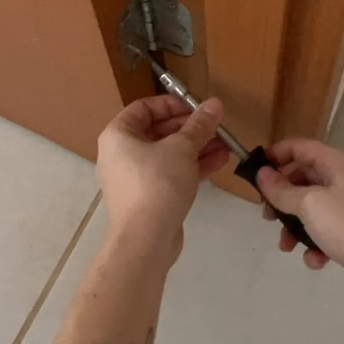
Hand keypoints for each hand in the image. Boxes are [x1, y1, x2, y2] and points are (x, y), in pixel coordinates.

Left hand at [96, 95, 230, 257]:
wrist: (146, 239)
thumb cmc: (157, 183)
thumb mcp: (182, 148)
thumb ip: (200, 124)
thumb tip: (215, 103)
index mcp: (118, 136)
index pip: (144, 108)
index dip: (172, 104)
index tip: (197, 108)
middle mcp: (121, 154)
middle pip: (158, 131)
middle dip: (191, 128)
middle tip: (216, 126)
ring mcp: (134, 178)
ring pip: (168, 154)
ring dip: (196, 147)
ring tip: (225, 144)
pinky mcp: (148, 198)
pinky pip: (170, 174)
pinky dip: (191, 166)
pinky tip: (219, 161)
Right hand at [254, 140, 343, 293]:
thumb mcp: (309, 204)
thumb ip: (282, 190)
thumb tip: (263, 174)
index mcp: (335, 163)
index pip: (299, 147)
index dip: (276, 155)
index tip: (256, 174)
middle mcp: (343, 178)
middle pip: (303, 179)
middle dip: (282, 199)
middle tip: (267, 216)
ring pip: (311, 208)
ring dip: (295, 227)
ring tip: (286, 246)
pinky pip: (326, 229)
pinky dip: (316, 243)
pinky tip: (315, 259)